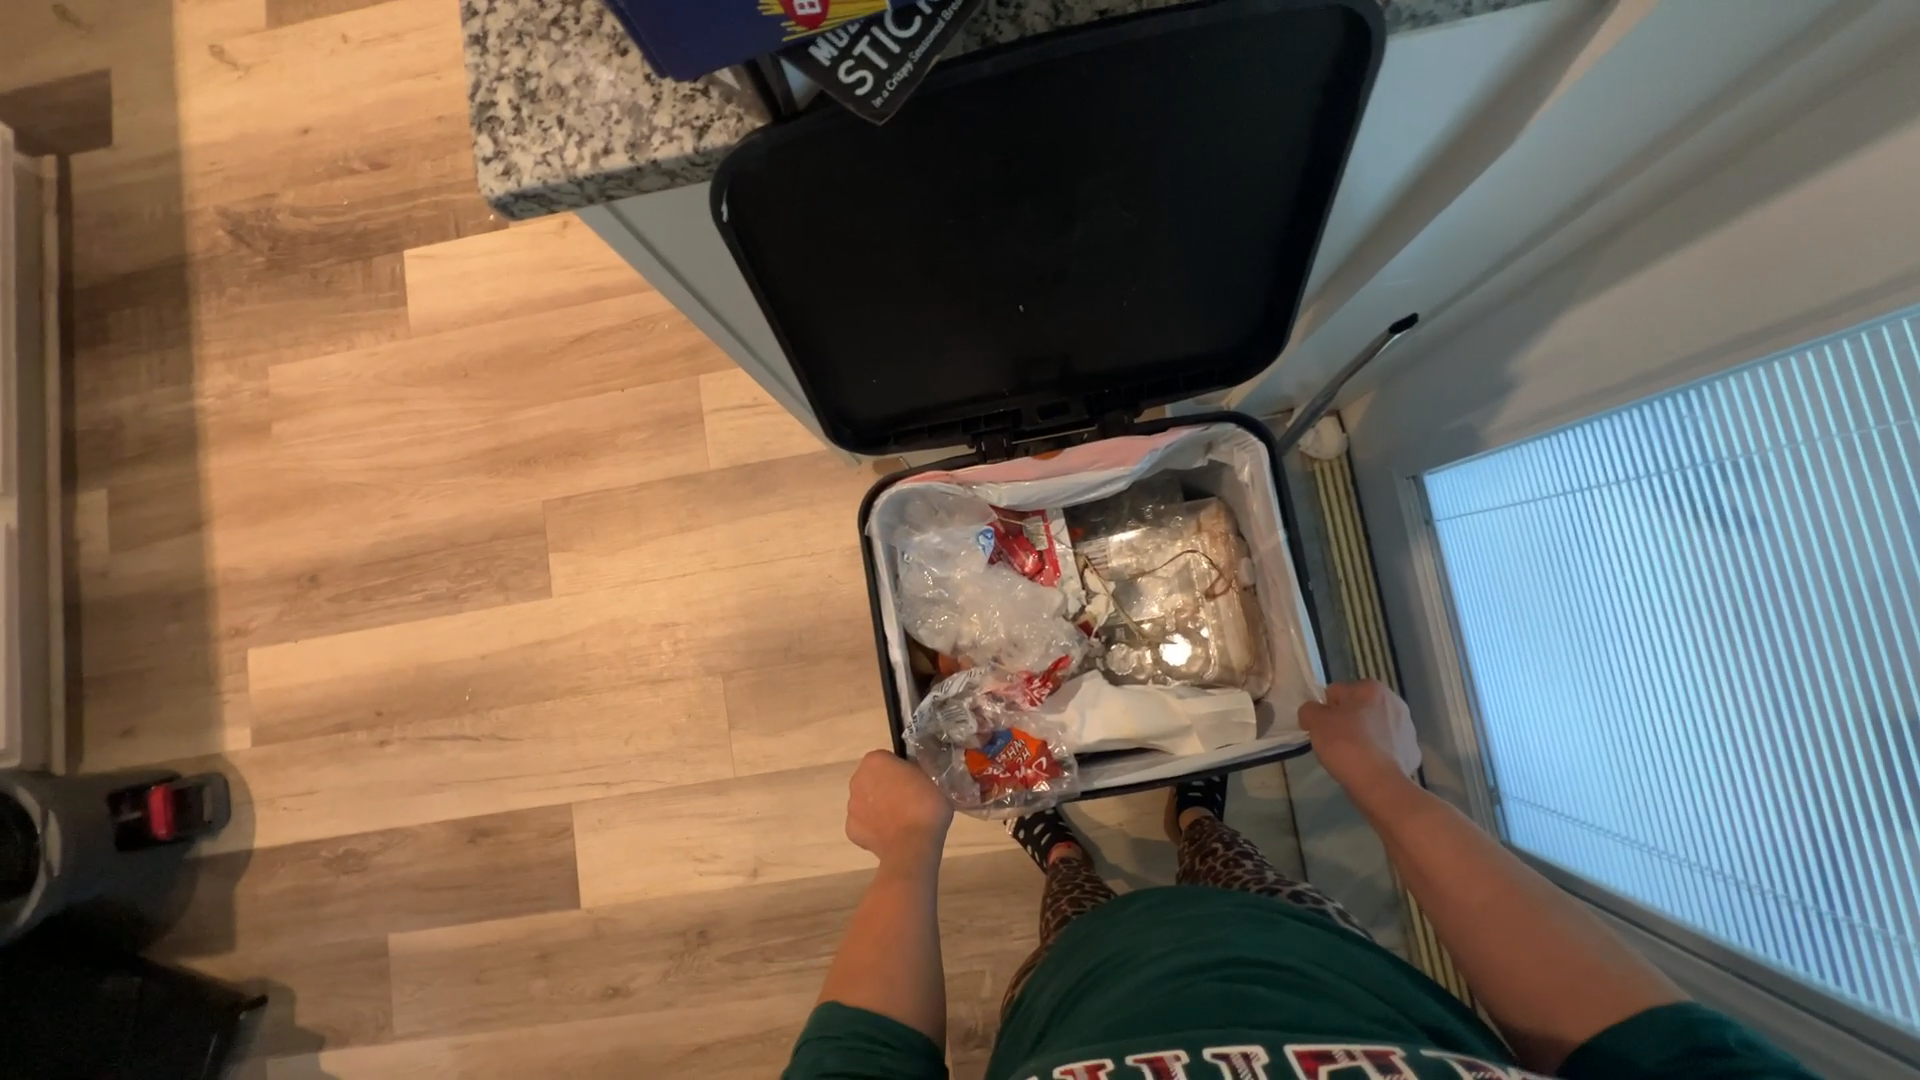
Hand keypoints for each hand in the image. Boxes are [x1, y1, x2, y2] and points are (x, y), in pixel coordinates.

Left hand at [845, 750, 952, 872]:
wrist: (913, 846)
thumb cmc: (925, 805)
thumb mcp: (931, 777)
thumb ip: (917, 770)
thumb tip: (914, 773)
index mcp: (874, 761)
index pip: (887, 759)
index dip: (900, 770)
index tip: (914, 781)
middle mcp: (857, 779)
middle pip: (872, 779)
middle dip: (886, 787)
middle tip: (908, 800)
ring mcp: (852, 806)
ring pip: (866, 802)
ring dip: (879, 807)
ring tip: (901, 821)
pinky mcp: (850, 830)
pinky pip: (864, 825)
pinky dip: (874, 829)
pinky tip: (891, 835)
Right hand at [1299, 680, 1414, 791]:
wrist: (1380, 784)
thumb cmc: (1346, 745)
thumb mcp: (1315, 722)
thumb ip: (1309, 710)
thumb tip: (1314, 713)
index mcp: (1371, 689)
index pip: (1336, 692)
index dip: (1325, 709)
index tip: (1322, 728)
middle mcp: (1394, 702)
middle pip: (1358, 708)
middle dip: (1347, 720)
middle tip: (1335, 741)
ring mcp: (1407, 728)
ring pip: (1374, 727)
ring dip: (1364, 735)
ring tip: (1352, 756)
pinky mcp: (1412, 752)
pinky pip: (1387, 747)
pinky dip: (1378, 753)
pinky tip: (1368, 765)